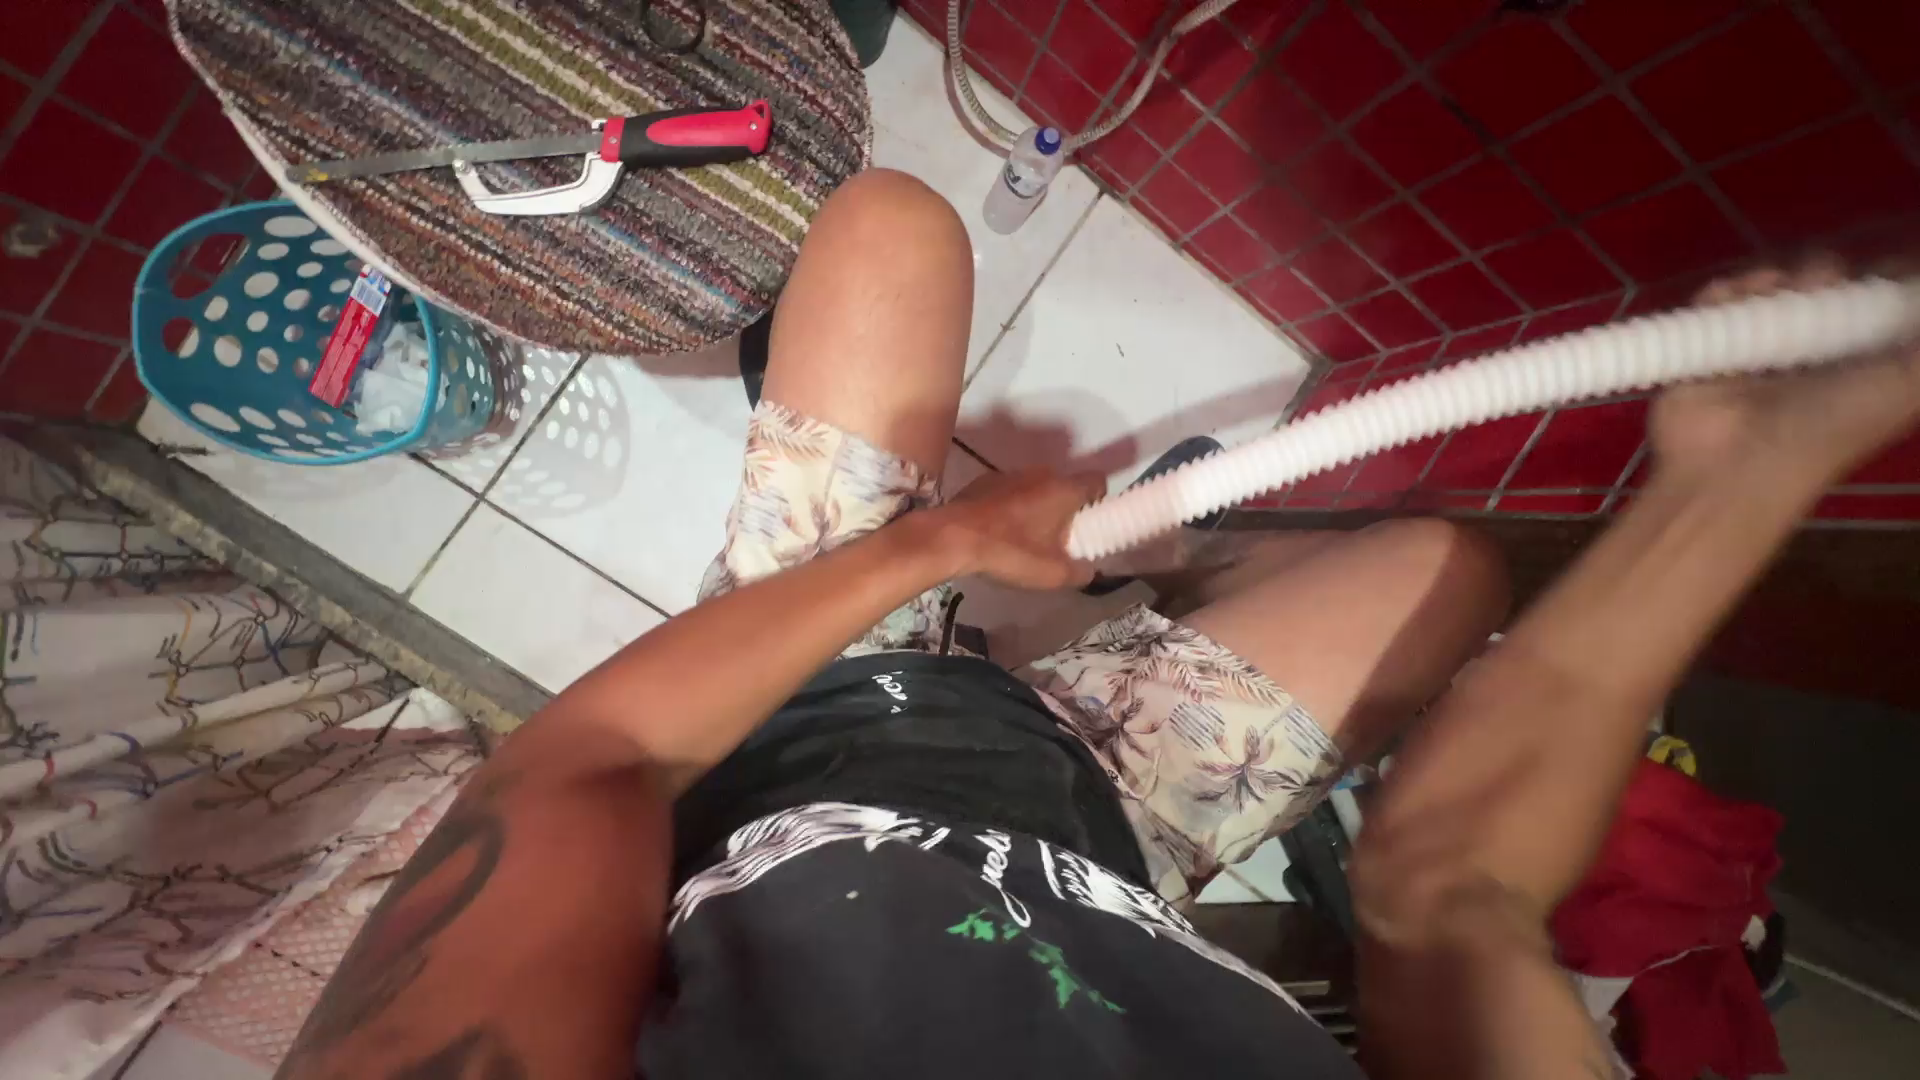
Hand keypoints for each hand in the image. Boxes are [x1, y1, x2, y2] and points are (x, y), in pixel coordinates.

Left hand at [916, 468, 1105, 589]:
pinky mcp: (983, 481)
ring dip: (1035, 505)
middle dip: (1065, 506)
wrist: (953, 538)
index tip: (1091, 521)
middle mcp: (1040, 473)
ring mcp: (1009, 474)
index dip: (1099, 499)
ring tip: (1024, 536)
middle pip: (1064, 484)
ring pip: (1034, 487)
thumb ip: (1080, 572)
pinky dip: (1008, 506)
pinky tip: (997, 530)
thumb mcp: (1053, 574)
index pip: (1097, 480)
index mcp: (1064, 490)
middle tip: (1058, 536)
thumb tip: (1088, 570)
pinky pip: (1007, 491)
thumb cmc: (1011, 552)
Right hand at [1650, 257, 1919, 486]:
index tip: (1883, 273)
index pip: (1882, 298)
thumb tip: (1910, 280)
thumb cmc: (1831, 426)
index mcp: (1868, 354)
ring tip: (1772, 286)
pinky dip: (1721, 292)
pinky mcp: (1705, 351)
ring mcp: (1757, 348)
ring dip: (1773, 277)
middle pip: (1826, 286)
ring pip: (1770, 290)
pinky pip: (1713, 306)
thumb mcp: (1910, 382)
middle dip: (1826, 274)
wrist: (1736, 461)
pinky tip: (1731, 292)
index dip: (1886, 277)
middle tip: (1821, 286)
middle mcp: (1814, 348)